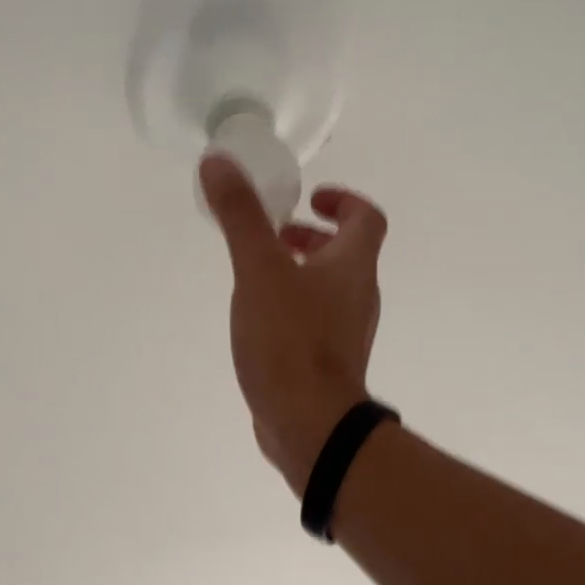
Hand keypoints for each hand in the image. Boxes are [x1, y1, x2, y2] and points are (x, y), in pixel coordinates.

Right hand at [198, 154, 389, 494]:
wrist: (309, 424)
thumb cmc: (290, 342)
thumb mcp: (259, 270)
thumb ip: (241, 216)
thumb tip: (219, 161)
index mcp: (353, 267)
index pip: (366, 219)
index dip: (343, 201)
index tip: (310, 197)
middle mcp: (359, 297)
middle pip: (347, 255)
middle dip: (312, 238)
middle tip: (275, 234)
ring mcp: (346, 335)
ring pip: (330, 291)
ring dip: (302, 273)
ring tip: (259, 273)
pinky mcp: (327, 366)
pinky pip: (315, 323)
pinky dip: (294, 308)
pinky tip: (259, 321)